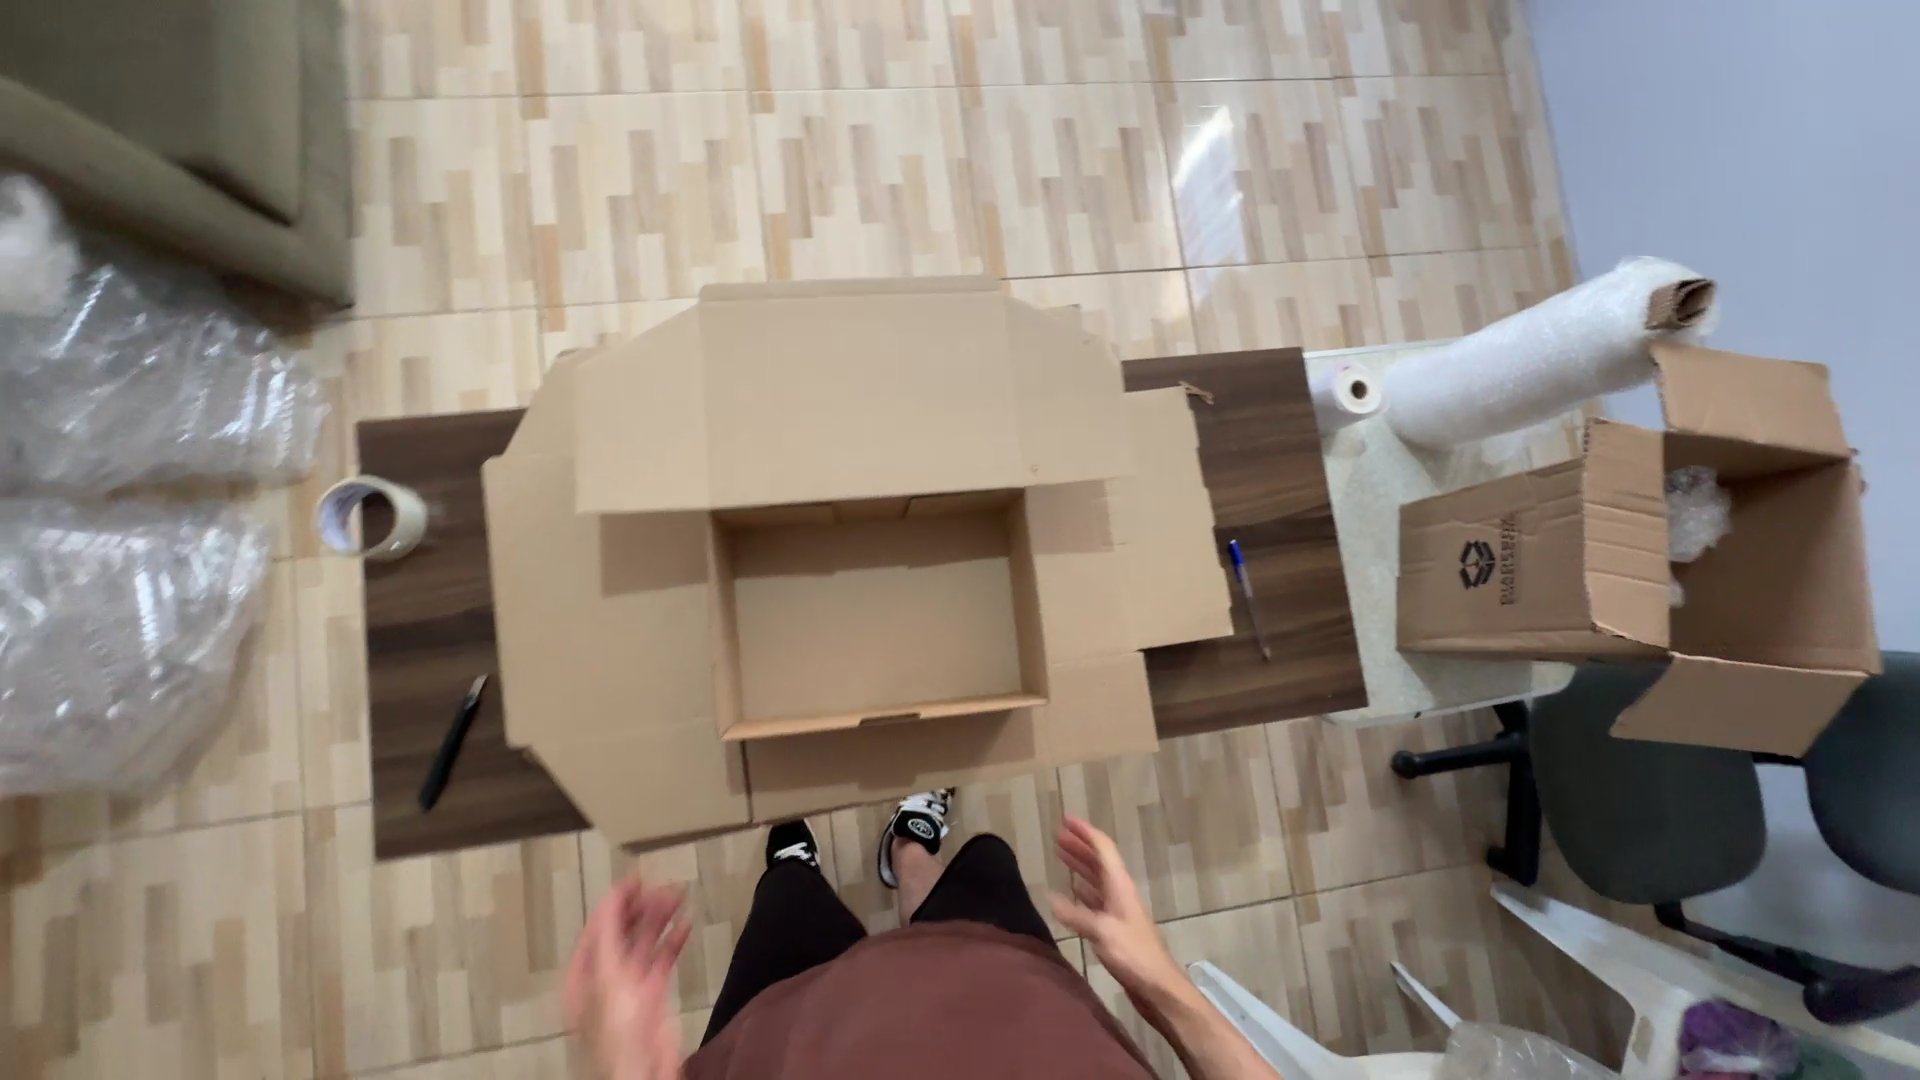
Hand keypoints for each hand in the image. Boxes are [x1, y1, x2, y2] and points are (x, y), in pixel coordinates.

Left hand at [565, 878, 690, 1079]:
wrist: (643, 1071)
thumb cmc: (618, 1027)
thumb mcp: (607, 978)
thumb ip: (608, 936)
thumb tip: (612, 898)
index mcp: (583, 975)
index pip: (596, 929)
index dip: (615, 903)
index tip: (638, 879)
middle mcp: (603, 977)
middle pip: (622, 932)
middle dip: (642, 908)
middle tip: (665, 887)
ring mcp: (629, 986)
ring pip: (645, 942)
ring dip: (661, 919)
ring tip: (680, 896)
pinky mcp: (653, 993)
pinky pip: (663, 958)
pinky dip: (674, 940)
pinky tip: (687, 924)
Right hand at [1050, 817, 1186, 1017]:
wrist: (1158, 986)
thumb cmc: (1133, 954)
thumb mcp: (1101, 932)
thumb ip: (1075, 914)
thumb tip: (1049, 896)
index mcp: (1120, 885)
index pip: (1103, 848)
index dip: (1085, 832)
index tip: (1066, 820)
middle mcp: (1120, 891)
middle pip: (1099, 860)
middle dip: (1080, 845)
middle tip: (1058, 835)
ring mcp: (1119, 909)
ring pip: (1097, 878)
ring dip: (1080, 864)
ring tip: (1061, 854)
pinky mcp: (1116, 926)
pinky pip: (1096, 898)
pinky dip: (1083, 889)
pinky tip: (1073, 890)